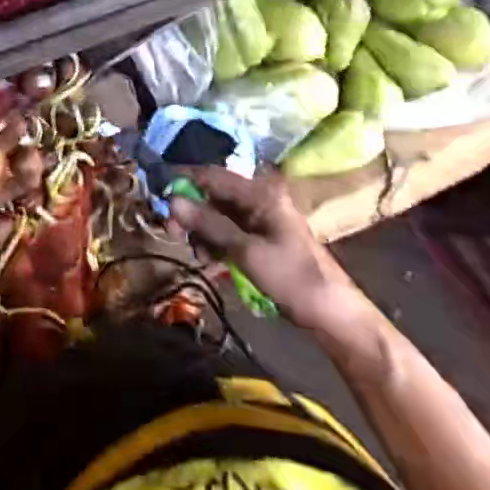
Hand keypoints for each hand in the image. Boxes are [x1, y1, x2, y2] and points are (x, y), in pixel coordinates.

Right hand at [166, 166, 371, 333]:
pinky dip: (213, 243)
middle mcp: (258, 199)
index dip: (182, 180)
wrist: (332, 315)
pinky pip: (225, 231)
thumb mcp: (246, 251)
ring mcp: (259, 219)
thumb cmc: (293, 278)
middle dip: (190, 212)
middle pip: (211, 194)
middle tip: (174, 234)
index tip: (157, 196)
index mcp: (261, 194)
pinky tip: (210, 262)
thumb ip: (208, 224)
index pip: (211, 174)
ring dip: (200, 232)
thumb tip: (172, 201)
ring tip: (199, 255)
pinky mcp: (258, 237)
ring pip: (215, 214)